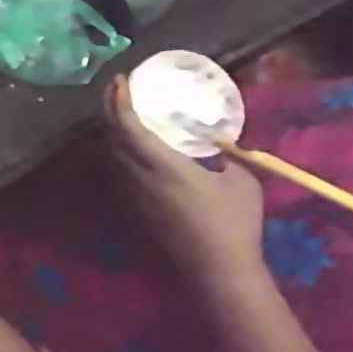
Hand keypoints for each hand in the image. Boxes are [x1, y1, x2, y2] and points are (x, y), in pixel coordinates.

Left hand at [105, 74, 265, 273]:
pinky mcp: (139, 209)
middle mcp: (140, 177)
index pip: (129, 126)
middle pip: (112, 137)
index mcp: (162, 165)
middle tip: (119, 91)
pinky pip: (122, 171)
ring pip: (114, 156)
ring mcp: (136, 195)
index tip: (120, 80)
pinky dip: (123, 152)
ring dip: (114, 132)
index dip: (120, 101)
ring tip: (127, 115)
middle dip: (111, 110)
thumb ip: (227, 157)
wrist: (219, 271)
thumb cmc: (234, 223)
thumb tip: (221, 145)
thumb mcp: (241, 181)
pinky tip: (138, 149)